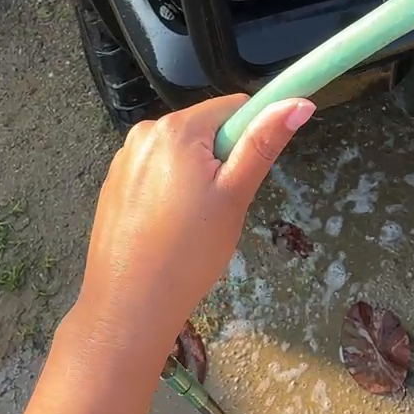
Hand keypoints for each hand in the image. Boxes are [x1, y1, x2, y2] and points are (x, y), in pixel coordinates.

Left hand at [72, 94, 313, 349]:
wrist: (127, 311)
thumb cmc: (189, 252)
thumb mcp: (236, 195)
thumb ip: (264, 142)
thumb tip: (299, 102)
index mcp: (176, 128)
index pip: (233, 107)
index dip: (250, 136)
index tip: (245, 177)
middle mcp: (144, 132)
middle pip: (206, 128)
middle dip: (223, 159)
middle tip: (222, 206)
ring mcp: (124, 158)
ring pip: (183, 150)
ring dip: (198, 173)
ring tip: (196, 221)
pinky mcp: (114, 184)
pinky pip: (158, 169)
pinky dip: (172, 187)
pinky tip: (169, 227)